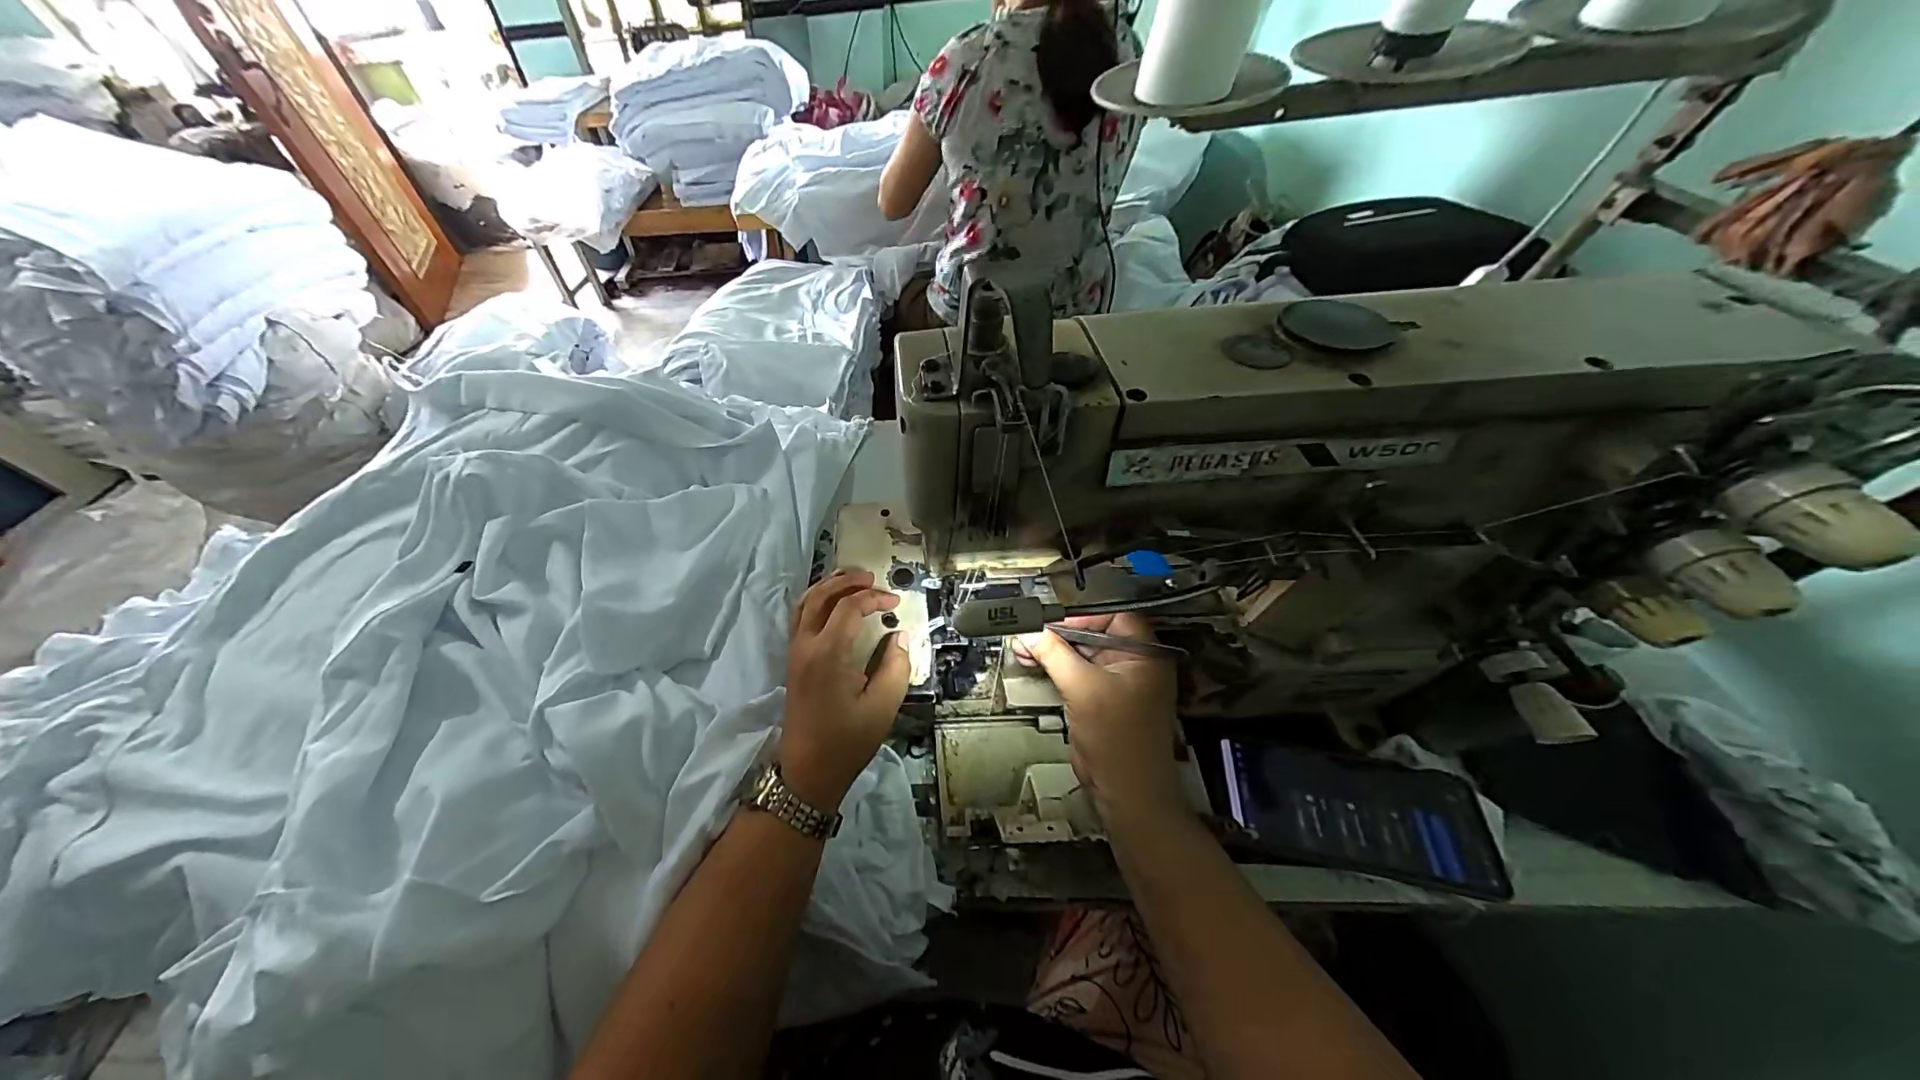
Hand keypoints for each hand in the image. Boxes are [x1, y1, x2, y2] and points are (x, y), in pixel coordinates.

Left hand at [781, 571, 911, 809]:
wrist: (808, 771)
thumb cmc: (847, 741)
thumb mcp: (882, 706)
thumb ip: (895, 666)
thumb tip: (899, 637)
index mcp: (827, 654)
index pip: (848, 607)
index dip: (874, 597)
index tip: (895, 603)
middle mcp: (805, 646)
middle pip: (820, 596)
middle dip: (847, 581)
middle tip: (873, 578)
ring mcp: (794, 653)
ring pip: (805, 603)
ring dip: (828, 587)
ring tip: (853, 582)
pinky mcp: (793, 662)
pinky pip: (800, 617)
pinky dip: (817, 601)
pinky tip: (834, 606)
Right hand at [1012, 613, 1183, 820]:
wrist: (1126, 791)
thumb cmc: (1121, 743)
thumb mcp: (1083, 688)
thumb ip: (1054, 654)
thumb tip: (1031, 631)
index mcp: (1145, 653)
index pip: (1112, 615)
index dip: (1080, 616)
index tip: (1050, 622)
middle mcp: (1136, 663)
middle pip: (1094, 632)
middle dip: (1059, 633)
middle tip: (1031, 634)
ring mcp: (1119, 681)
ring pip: (1082, 653)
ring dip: (1054, 650)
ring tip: (1026, 649)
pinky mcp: (1102, 698)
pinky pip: (1078, 673)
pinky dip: (1057, 667)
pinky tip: (1035, 663)